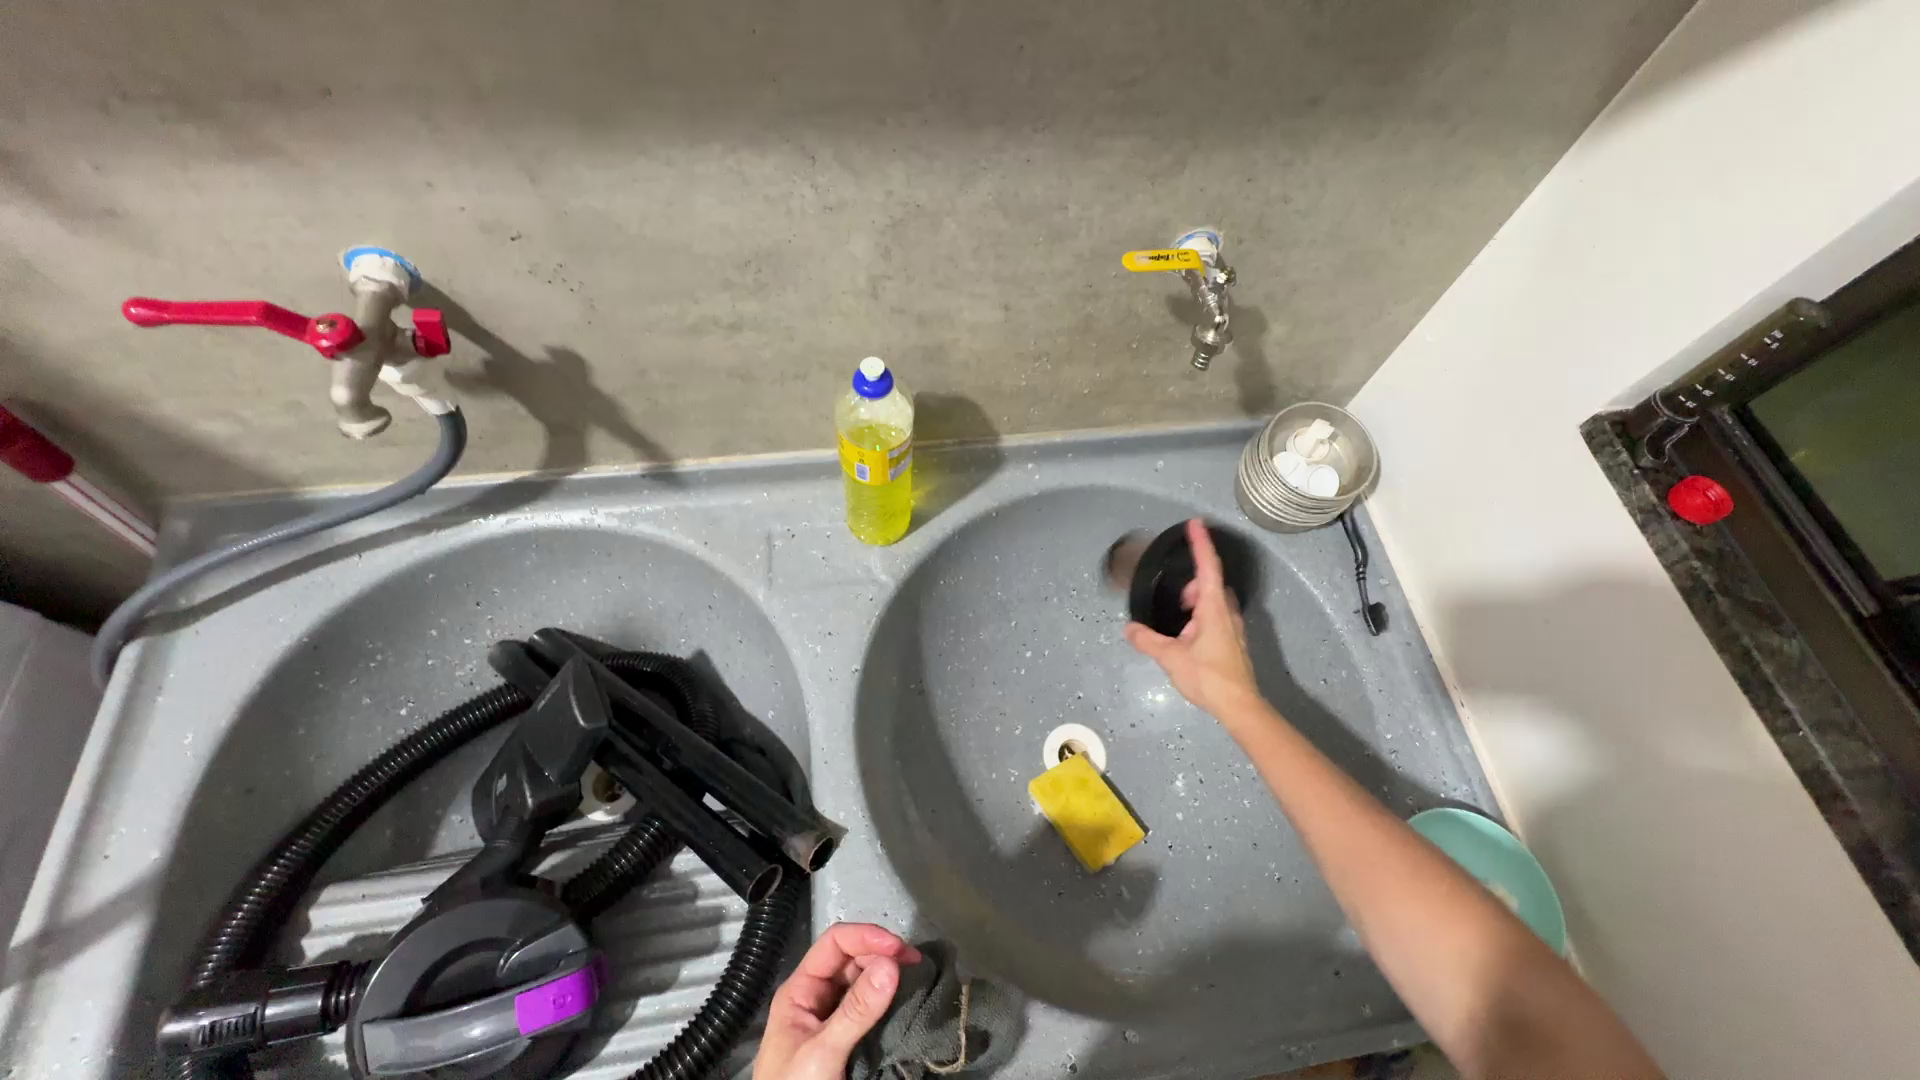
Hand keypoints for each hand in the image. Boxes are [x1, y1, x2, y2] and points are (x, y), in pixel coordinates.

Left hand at [754, 923, 922, 1079]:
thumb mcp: (822, 1054)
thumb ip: (855, 1011)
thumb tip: (892, 963)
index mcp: (799, 991)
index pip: (834, 944)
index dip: (866, 937)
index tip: (900, 950)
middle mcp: (816, 998)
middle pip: (852, 959)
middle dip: (882, 955)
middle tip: (916, 966)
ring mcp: (832, 1019)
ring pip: (864, 982)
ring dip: (888, 976)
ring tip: (917, 979)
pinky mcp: (848, 1040)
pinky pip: (871, 1009)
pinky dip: (890, 1000)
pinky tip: (907, 1001)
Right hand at [1124, 518, 1260, 716]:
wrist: (1239, 705)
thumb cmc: (1208, 676)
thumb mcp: (1171, 658)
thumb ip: (1148, 641)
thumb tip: (1130, 629)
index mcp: (1213, 608)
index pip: (1208, 568)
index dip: (1201, 544)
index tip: (1196, 523)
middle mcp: (1227, 613)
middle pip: (1211, 585)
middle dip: (1193, 584)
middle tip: (1176, 599)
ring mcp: (1233, 628)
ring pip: (1214, 603)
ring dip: (1197, 603)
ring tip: (1179, 621)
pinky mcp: (1234, 643)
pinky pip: (1216, 618)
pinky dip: (1201, 619)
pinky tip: (1187, 639)